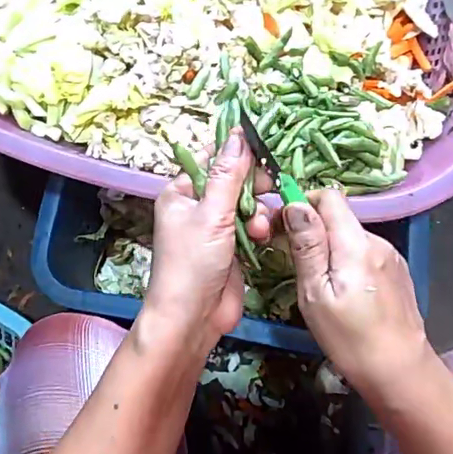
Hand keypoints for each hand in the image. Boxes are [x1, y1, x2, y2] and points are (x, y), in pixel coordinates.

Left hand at [142, 128, 267, 353]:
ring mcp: (214, 228)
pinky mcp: (231, 247)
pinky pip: (251, 227)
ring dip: (258, 212)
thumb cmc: (192, 262)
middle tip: (271, 188)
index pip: (209, 160)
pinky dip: (260, 229)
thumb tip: (238, 136)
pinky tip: (263, 237)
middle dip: (252, 187)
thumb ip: (228, 175)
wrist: (193, 317)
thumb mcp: (211, 213)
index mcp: (180, 193)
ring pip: (246, 205)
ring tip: (259, 227)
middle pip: (232, 181)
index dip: (235, 154)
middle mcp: (196, 207)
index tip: (263, 151)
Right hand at [281, 189, 432, 396]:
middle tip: (290, 258)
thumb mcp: (315, 294)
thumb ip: (307, 246)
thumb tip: (295, 205)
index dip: (302, 203)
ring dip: (328, 246)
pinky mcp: (396, 270)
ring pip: (349, 235)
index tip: (282, 227)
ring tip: (315, 280)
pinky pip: (363, 252)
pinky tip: (342, 289)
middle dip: (311, 228)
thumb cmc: (349, 338)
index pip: (329, 196)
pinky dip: (345, 259)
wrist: (400, 372)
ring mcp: (390, 255)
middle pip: (338, 216)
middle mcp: (377, 241)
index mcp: (355, 244)